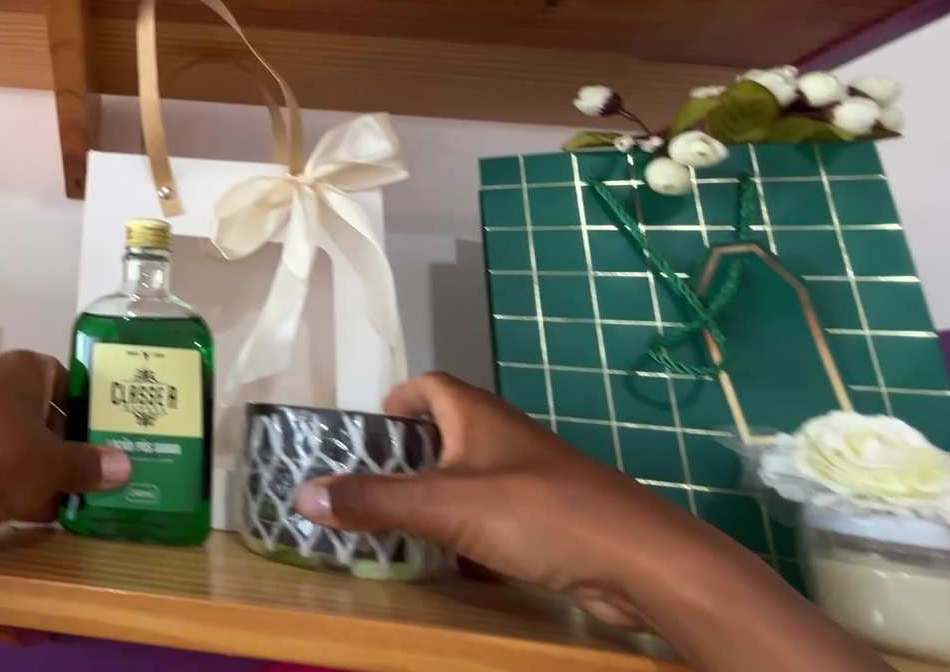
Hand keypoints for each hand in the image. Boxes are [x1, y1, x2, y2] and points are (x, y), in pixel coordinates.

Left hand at [0, 351, 130, 534]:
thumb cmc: (1, 455)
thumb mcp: (54, 464)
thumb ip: (89, 465)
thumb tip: (126, 466)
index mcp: (25, 369)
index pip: (65, 379)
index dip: (84, 408)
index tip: (102, 437)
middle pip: (41, 412)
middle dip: (63, 446)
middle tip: (89, 475)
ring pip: (17, 440)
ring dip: (38, 469)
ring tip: (64, 500)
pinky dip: (10, 482)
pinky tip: (27, 512)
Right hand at [294, 373, 740, 627]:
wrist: (648, 565)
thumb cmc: (535, 512)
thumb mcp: (441, 506)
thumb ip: (372, 501)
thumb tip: (301, 496)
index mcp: (475, 412)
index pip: (427, 385)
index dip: (397, 400)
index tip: (371, 429)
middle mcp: (504, 435)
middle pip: (446, 431)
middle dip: (410, 455)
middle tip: (375, 483)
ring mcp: (535, 476)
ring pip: (473, 475)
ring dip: (441, 495)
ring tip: (406, 523)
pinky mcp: (557, 517)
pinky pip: (500, 513)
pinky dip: (474, 531)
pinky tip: (460, 564)